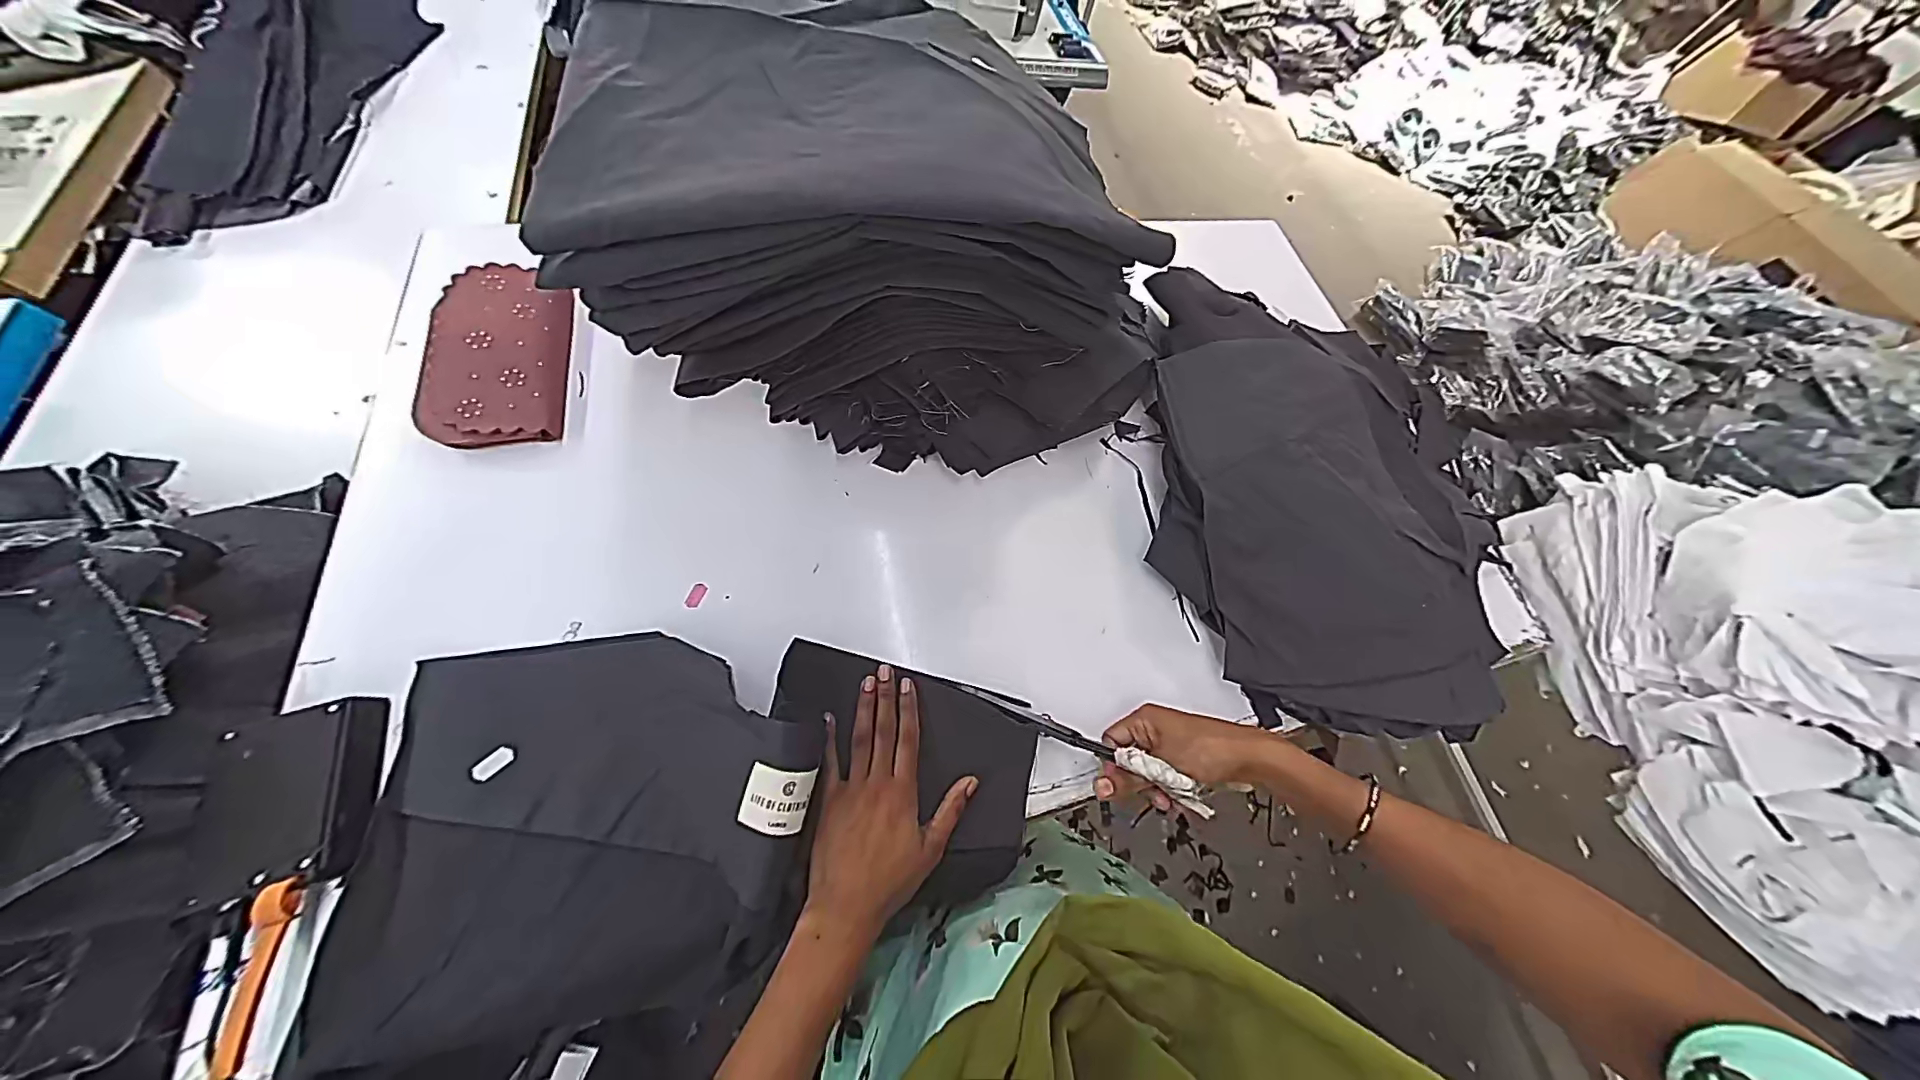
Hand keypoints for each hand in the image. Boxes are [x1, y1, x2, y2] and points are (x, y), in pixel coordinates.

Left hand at [805, 664, 974, 941]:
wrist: (846, 905)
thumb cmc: (888, 882)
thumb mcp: (931, 848)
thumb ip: (951, 810)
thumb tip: (969, 783)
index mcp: (902, 793)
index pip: (907, 740)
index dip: (908, 710)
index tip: (907, 688)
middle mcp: (876, 785)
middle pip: (883, 731)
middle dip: (885, 698)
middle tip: (884, 672)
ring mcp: (850, 790)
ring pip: (859, 739)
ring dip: (863, 709)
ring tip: (865, 684)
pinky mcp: (828, 801)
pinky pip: (830, 762)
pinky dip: (829, 739)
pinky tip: (829, 719)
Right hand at [1094, 704, 1280, 810]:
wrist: (1251, 758)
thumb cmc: (1214, 749)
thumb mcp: (1163, 770)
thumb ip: (1130, 778)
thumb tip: (1105, 785)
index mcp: (1144, 719)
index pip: (1111, 744)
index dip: (1114, 768)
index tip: (1120, 786)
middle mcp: (1155, 727)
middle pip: (1129, 760)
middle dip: (1141, 781)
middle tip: (1153, 789)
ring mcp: (1170, 742)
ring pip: (1148, 772)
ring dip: (1158, 788)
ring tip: (1172, 793)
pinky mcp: (1183, 756)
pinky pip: (1166, 775)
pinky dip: (1172, 788)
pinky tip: (1182, 794)